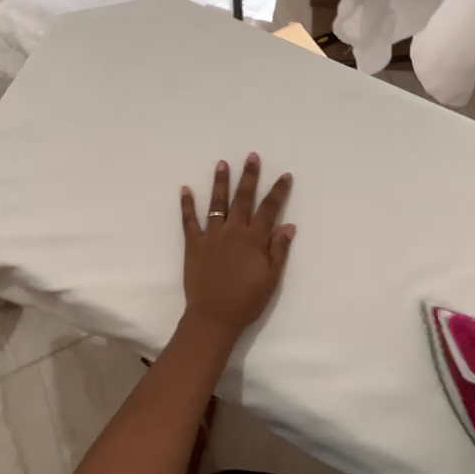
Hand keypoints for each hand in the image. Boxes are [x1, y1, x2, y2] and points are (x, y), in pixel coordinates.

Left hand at [179, 153, 294, 338]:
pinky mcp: (193, 244)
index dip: (278, 191)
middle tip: (252, 156)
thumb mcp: (271, 278)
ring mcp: (211, 236)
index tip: (285, 175)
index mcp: (254, 239)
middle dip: (249, 176)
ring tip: (222, 163)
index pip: (269, 209)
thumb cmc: (247, 300)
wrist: (214, 317)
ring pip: (217, 203)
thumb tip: (289, 225)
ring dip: (220, 182)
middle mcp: (233, 231)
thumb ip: (279, 250)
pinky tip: (185, 189)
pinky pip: (189, 221)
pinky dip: (187, 204)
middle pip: (243, 198)